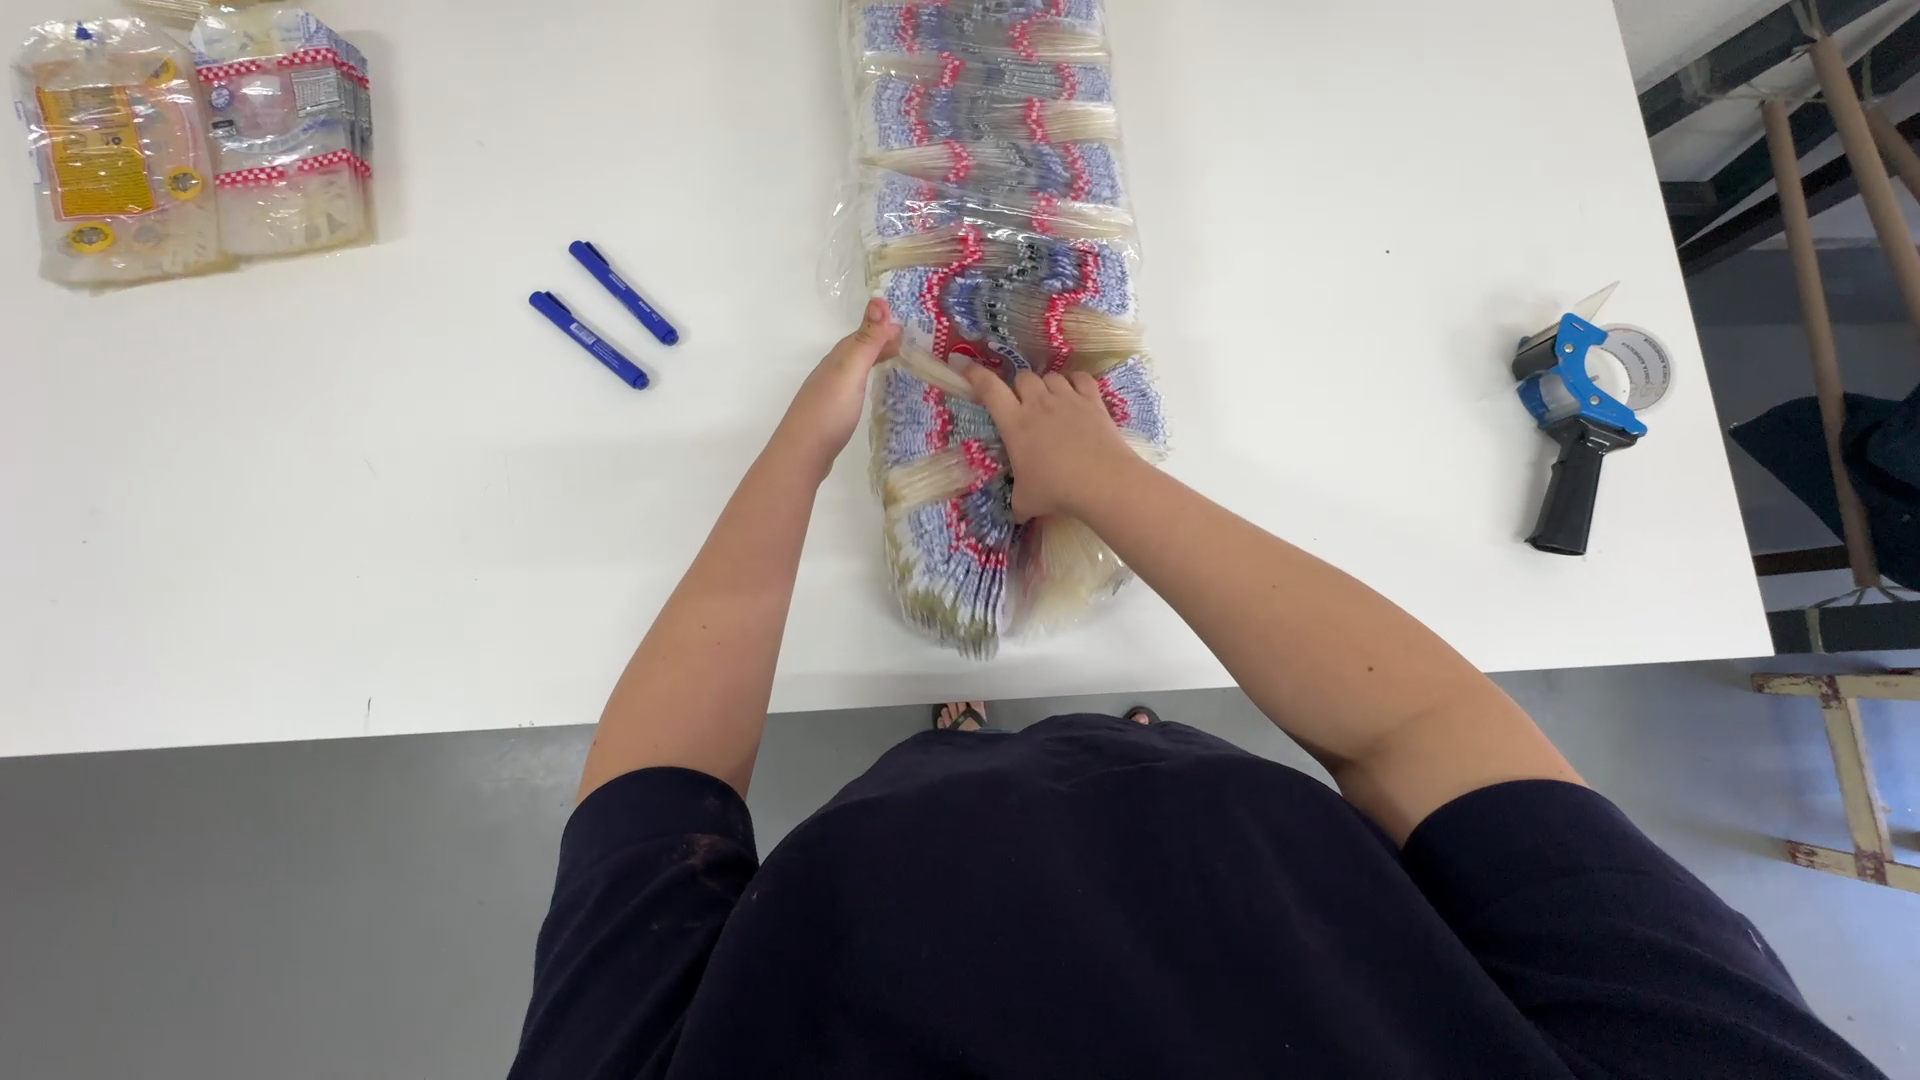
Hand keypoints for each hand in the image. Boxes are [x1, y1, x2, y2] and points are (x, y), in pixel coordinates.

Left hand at [778, 299, 902, 475]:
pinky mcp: (830, 413)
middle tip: (905, 344)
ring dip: (872, 360)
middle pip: (857, 349)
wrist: (802, 453)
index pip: (862, 335)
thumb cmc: (830, 411)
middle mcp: (831, 371)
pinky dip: (864, 381)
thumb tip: (879, 299)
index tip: (907, 329)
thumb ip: (867, 340)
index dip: (883, 329)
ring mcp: (828, 393)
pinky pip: (851, 387)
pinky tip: (866, 392)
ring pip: (853, 368)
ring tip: (892, 362)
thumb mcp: (852, 371)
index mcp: (838, 358)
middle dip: (879, 342)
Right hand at [963, 366, 1141, 521]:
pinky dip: (1075, 381)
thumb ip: (1017, 503)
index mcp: (1015, 423)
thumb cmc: (1056, 490)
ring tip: (1049, 399)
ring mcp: (1067, 399)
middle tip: (1022, 404)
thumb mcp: (1026, 501)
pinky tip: (1075, 391)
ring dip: (1045, 384)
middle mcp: (1038, 404)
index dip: (975, 375)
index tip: (966, 367)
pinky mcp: (1093, 401)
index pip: (989, 389)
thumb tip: (1017, 514)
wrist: (1101, 481)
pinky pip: (1081, 378)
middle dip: (1018, 386)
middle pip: (1022, 376)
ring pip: (1050, 376)